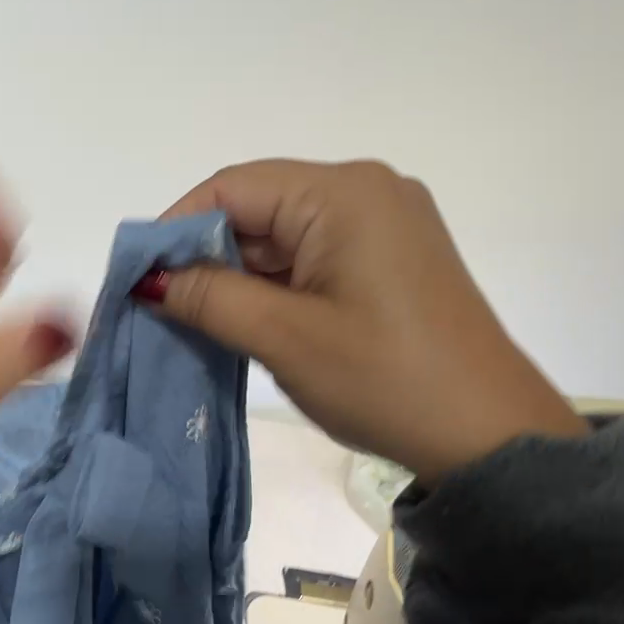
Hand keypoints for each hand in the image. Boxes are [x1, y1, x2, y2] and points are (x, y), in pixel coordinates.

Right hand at [139, 160, 583, 477]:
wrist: (486, 436)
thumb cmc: (384, 380)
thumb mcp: (284, 338)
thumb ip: (209, 297)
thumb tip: (147, 279)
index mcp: (344, 192)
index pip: (232, 187)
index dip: (175, 228)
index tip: (136, 279)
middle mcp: (366, 190)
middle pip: (257, 208)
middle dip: (204, 256)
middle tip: (160, 308)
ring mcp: (383, 224)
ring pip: (281, 236)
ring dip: (236, 276)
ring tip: (197, 323)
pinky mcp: (389, 258)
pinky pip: (310, 257)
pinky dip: (272, 286)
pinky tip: (246, 322)